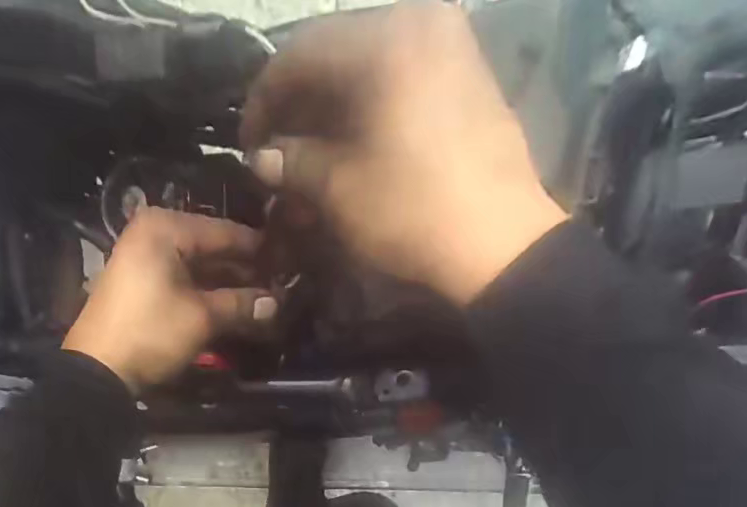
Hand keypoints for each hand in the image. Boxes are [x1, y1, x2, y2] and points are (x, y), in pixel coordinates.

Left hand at [63, 208, 276, 392]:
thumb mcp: (201, 317)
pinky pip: (184, 282)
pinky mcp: (142, 286)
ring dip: (229, 286)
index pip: (224, 231)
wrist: (98, 371)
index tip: (289, 260)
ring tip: (263, 301)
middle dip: (244, 270)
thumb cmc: (151, 333)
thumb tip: (276, 303)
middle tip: (280, 284)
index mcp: (165, 228)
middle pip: (211, 249)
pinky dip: (208, 295)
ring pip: (199, 268)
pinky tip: (235, 309)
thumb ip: (241, 304)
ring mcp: (145, 260)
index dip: (258, 249)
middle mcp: (153, 235)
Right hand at [241, 1, 567, 305]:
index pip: (298, 54)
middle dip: (298, 110)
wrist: (498, 244)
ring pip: (366, 72)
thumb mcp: (338, 188)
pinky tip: (351, 154)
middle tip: (278, 157)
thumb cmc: (410, 211)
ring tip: (310, 166)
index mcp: (383, 39)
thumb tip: (262, 157)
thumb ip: (292, 162)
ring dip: (330, 117)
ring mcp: (450, 46)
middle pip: (334, 56)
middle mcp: (419, 21)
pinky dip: (367, 115)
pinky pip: (399, 83)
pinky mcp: (466, 78)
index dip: (263, 101)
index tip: (249, 146)